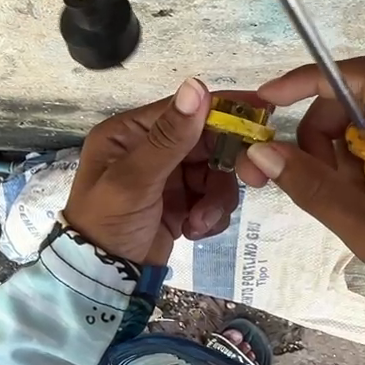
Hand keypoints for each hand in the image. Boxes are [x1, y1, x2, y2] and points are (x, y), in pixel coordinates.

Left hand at [61, 78, 248, 265]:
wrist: (101, 279)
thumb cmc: (108, 222)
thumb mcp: (135, 179)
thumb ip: (168, 136)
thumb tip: (195, 86)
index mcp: (128, 132)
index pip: (184, 110)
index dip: (223, 111)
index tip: (263, 114)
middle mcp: (146, 148)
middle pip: (206, 141)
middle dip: (225, 166)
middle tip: (250, 180)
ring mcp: (165, 176)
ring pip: (214, 172)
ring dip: (215, 198)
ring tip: (198, 221)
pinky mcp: (178, 202)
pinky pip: (211, 196)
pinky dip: (209, 214)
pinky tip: (192, 230)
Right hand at [236, 56, 364, 301]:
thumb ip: (315, 188)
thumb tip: (259, 151)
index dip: (309, 81)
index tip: (267, 100)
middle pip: (358, 97)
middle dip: (325, 138)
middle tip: (314, 182)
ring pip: (364, 115)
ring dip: (343, 154)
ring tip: (357, 199)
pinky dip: (362, 159)